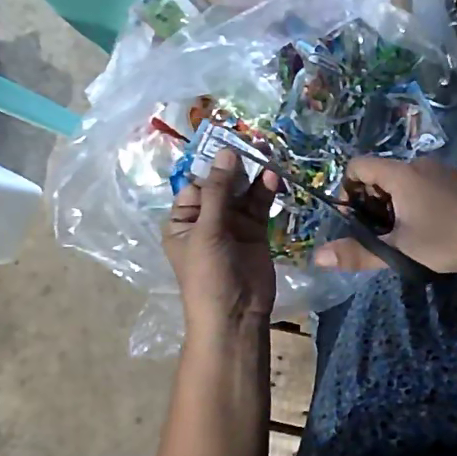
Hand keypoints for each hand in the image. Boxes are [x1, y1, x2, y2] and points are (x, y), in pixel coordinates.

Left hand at [164, 148, 279, 330]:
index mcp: (183, 220)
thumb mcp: (207, 231)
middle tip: (253, 140)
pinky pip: (259, 206)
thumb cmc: (209, 274)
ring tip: (267, 151)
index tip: (229, 140)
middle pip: (222, 185)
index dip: (212, 164)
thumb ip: (219, 191)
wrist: (235, 315)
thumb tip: (227, 152)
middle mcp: (206, 220)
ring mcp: (232, 226)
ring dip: (253, 175)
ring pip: (242, 193)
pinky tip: (273, 177)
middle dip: (236, 166)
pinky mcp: (255, 233)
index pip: (197, 183)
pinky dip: (265, 192)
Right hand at [312, 155, 456, 274]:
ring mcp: (442, 170)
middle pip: (381, 173)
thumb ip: (358, 253)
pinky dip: (417, 200)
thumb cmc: (446, 240)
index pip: (358, 165)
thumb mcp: (398, 251)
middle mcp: (419, 164)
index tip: (353, 216)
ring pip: (404, 180)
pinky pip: (425, 184)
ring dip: (395, 202)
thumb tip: (318, 257)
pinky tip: (431, 227)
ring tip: (404, 233)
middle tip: (379, 231)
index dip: (347, 187)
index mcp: (400, 174)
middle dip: (371, 200)